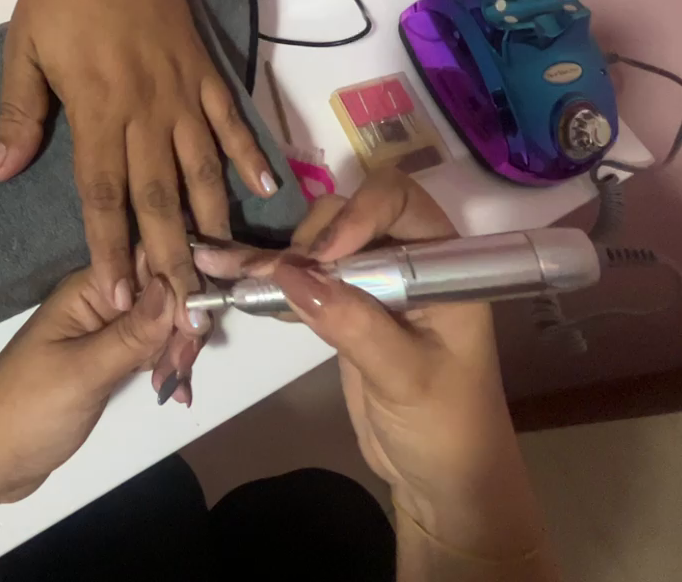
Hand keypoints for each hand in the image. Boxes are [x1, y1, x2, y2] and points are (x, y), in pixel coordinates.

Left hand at [0, 0, 273, 330]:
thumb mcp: (23, 51)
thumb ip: (18, 115)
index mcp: (97, 111)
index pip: (104, 195)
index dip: (110, 249)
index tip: (117, 297)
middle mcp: (146, 113)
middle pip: (159, 197)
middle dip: (167, 256)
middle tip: (181, 309)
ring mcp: (184, 94)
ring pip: (202, 169)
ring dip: (212, 222)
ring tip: (224, 270)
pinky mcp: (207, 73)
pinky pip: (232, 121)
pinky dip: (248, 155)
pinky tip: (265, 188)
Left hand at [0, 269, 176, 504]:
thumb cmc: (27, 407)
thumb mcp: (84, 371)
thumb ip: (133, 333)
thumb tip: (176, 284)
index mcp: (90, 289)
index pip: (147, 262)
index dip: (181, 281)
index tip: (202, 318)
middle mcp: (101, 301)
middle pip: (161, 293)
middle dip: (183, 325)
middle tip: (183, 365)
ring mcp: (105, 332)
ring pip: (161, 324)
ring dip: (177, 350)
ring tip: (177, 385)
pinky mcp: (108, 361)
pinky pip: (150, 351)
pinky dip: (166, 368)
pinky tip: (175, 394)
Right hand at [195, 169, 549, 563]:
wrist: (440, 481)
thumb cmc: (446, 428)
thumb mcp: (406, 377)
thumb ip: (353, 322)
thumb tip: (288, 272)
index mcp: (442, 263)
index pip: (399, 201)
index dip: (357, 212)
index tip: (323, 254)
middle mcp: (406, 259)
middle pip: (349, 211)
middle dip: (311, 237)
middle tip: (277, 277)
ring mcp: (373, 280)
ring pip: (319, 239)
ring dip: (280, 256)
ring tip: (238, 274)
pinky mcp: (344, 303)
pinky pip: (305, 276)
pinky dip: (271, 277)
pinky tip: (235, 276)